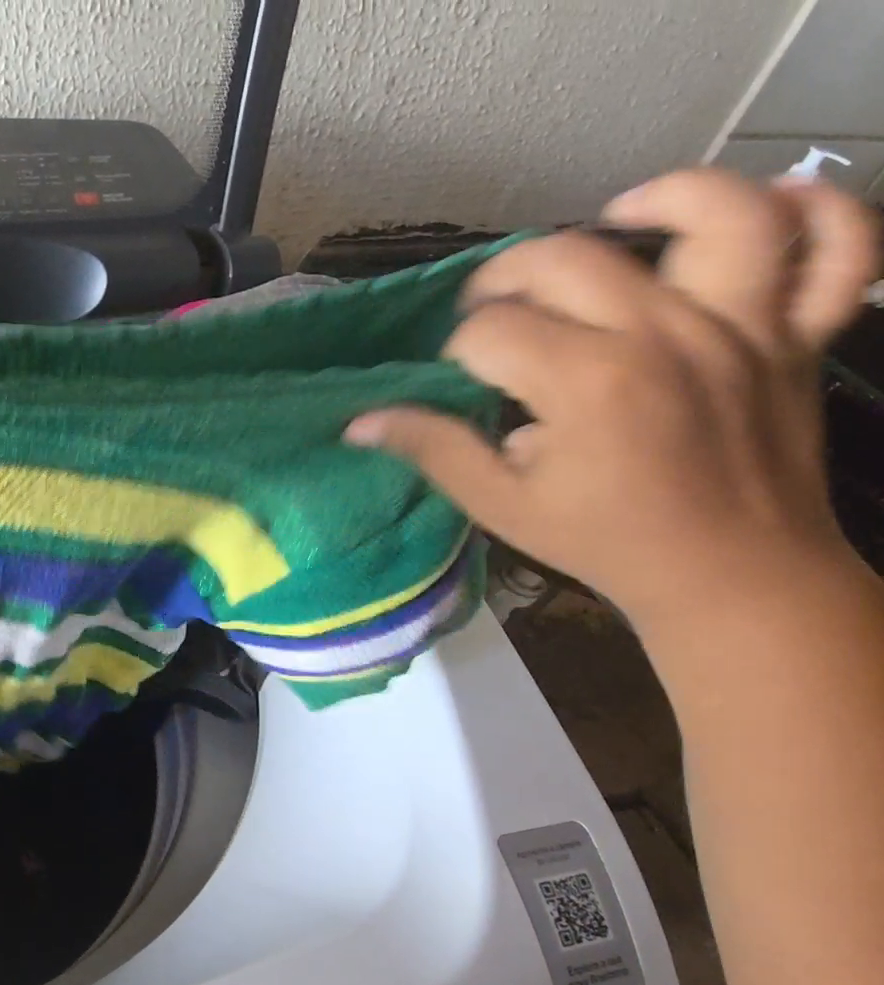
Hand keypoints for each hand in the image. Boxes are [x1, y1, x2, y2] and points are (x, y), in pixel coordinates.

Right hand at [345, 170, 880, 629]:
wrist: (734, 576)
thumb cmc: (606, 540)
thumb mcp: (501, 504)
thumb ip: (433, 449)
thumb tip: (358, 423)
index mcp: (587, 383)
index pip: (490, 331)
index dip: (458, 351)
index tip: (463, 382)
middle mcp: (665, 335)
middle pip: (566, 258)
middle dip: (505, 278)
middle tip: (492, 313)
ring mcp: (746, 327)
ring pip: (723, 217)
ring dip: (665, 199)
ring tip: (620, 218)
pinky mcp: (802, 336)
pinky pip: (844, 251)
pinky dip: (819, 213)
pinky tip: (768, 206)